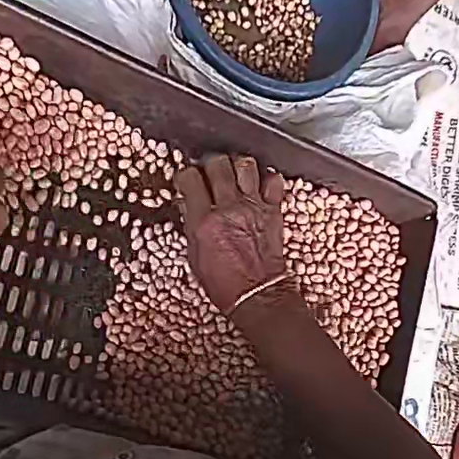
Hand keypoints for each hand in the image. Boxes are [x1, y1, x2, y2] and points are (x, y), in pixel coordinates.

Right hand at [172, 154, 288, 312]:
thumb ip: (192, 227)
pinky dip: (266, 178)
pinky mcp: (273, 211)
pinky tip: (258, 187)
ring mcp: (253, 207)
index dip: (186, 175)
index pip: (190, 179)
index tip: (187, 180)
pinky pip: (273, 180)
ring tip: (233, 175)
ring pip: (245, 165)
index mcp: (204, 222)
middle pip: (217, 164)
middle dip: (210, 164)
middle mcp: (228, 209)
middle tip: (209, 173)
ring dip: (237, 165)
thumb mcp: (195, 257)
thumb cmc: (225, 284)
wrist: (257, 295)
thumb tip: (189, 206)